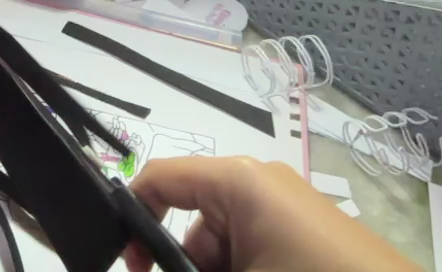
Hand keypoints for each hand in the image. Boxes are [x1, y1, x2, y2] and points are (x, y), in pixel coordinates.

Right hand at [127, 156, 419, 271]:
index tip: (128, 269)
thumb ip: (182, 271)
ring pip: (226, 249)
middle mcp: (260, 186)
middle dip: (182, 265)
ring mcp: (290, 215)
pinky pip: (258, 256)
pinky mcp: (313, 243)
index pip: (160, 179)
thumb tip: (144, 270)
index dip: (133, 221)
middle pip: (193, 225)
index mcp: (238, 181)